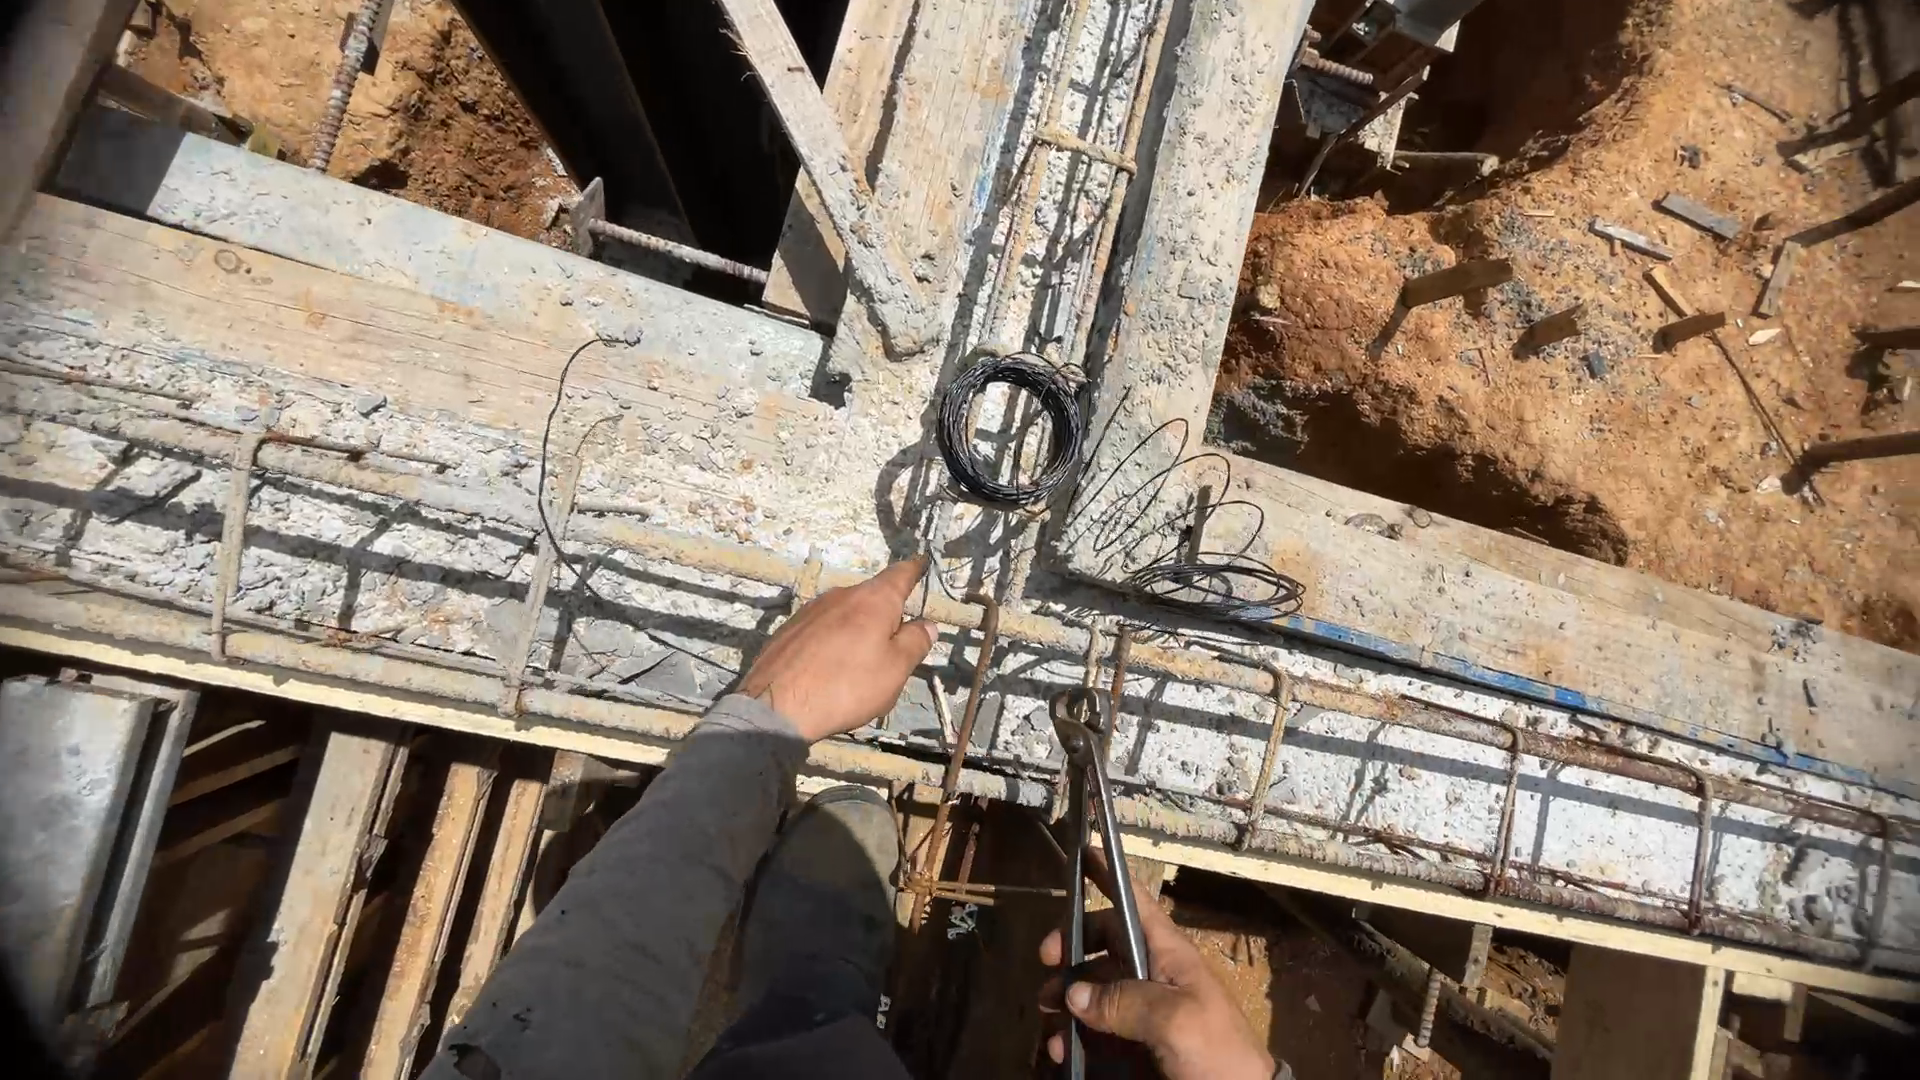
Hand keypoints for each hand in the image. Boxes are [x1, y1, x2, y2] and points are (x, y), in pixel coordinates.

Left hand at [739, 557, 938, 741]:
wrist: (775, 706)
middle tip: (894, 645)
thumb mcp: (895, 670)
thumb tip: (927, 624)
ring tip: (860, 662)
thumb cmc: (847, 685)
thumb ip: (915, 642)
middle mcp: (842, 594)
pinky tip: (830, 666)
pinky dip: (834, 640)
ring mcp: (811, 609)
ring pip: (846, 612)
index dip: (914, 569)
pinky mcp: (789, 628)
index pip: (901, 573)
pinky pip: (823, 627)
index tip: (922, 563)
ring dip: (858, 628)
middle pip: (873, 596)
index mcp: (874, 599)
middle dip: (886, 613)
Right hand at [1039, 855, 1272, 1079]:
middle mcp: (1151, 972)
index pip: (1134, 900)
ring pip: (1094, 990)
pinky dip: (1075, 1038)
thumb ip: (1122, 1001)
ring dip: (1067, 1000)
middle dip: (1071, 949)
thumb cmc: (1218, 1052)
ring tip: (1049, 1020)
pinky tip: (1061, 1051)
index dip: (1109, 875)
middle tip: (1046, 963)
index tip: (1082, 853)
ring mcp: (1145, 1010)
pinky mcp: (1137, 1045)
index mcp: (1167, 952)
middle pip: (1103, 943)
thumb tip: (1073, 994)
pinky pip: (1097, 1031)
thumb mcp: (1174, 1020)